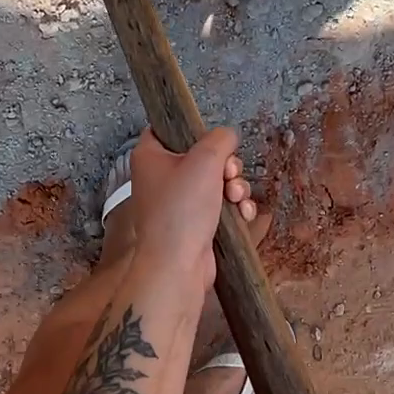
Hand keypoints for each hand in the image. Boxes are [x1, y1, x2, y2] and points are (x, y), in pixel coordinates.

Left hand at [125, 127, 255, 286]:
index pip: (168, 128)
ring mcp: (178, 201)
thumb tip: (228, 137)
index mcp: (150, 155)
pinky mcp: (195, 222)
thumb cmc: (182, 209)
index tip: (211, 140)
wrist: (178, 266)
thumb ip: (221, 138)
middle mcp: (161, 176)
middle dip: (226, 165)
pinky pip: (220, 205)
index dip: (193, 130)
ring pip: (216, 180)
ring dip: (235, 186)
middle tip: (228, 175)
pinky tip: (243, 214)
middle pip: (202, 155)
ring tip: (236, 198)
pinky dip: (234, 207)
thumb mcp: (206, 159)